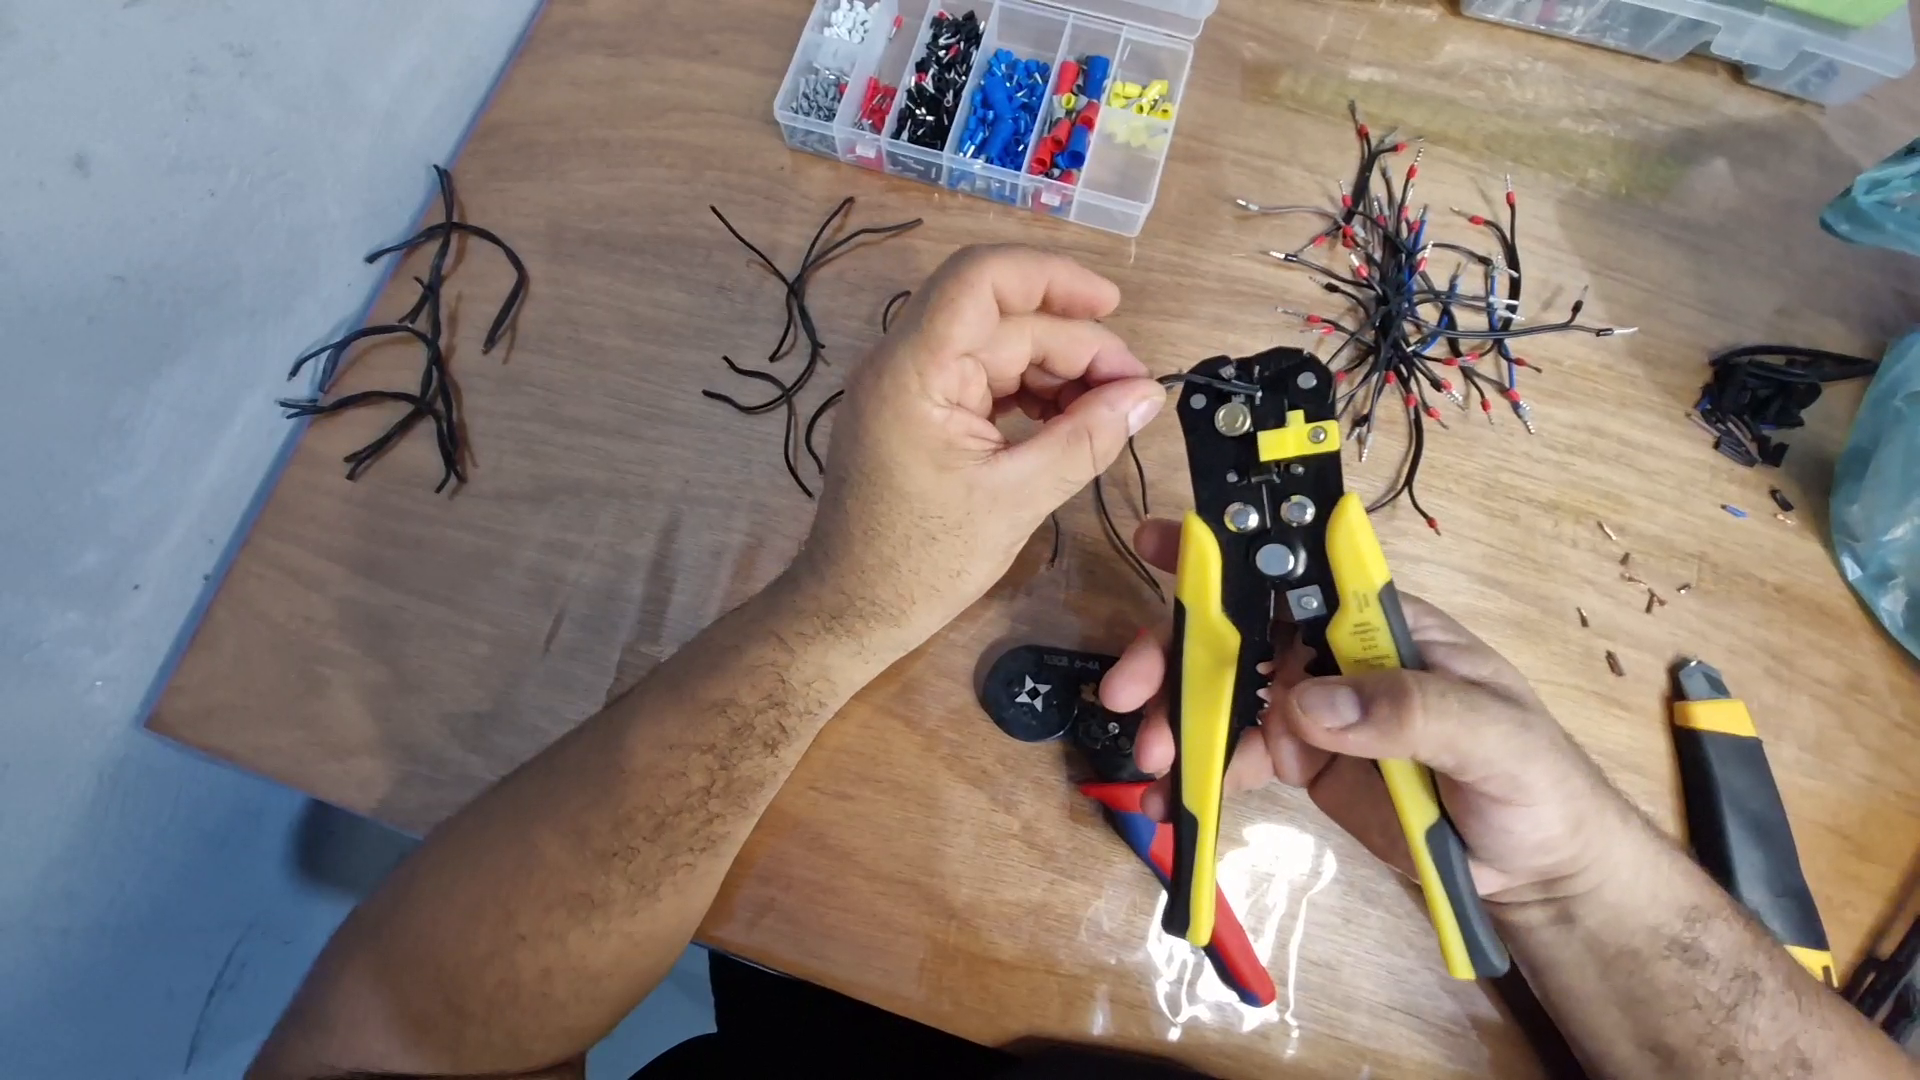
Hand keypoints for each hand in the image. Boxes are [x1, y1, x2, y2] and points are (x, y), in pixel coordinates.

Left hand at [793, 245, 1164, 648]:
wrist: (854, 609)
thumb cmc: (923, 564)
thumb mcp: (1016, 501)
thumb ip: (1086, 440)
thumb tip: (1148, 396)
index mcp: (915, 372)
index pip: (981, 279)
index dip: (1053, 277)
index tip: (1112, 306)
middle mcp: (905, 364)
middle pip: (1002, 320)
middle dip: (1074, 346)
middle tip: (1131, 393)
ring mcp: (909, 388)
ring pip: (997, 350)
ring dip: (1056, 372)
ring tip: (1105, 413)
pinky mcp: (919, 414)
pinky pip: (982, 382)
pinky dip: (1028, 396)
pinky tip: (1066, 421)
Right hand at [1099, 518, 1644, 904]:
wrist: (1534, 874)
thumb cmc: (1532, 788)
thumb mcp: (1495, 742)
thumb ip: (1412, 712)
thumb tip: (1306, 702)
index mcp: (1373, 622)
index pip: (1292, 570)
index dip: (1222, 553)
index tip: (1158, 542)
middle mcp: (1327, 651)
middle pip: (1232, 633)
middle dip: (1170, 656)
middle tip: (1125, 695)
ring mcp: (1305, 704)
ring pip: (1218, 693)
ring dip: (1174, 721)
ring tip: (1151, 766)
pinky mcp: (1294, 754)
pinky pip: (1231, 753)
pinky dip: (1196, 773)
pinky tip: (1169, 799)